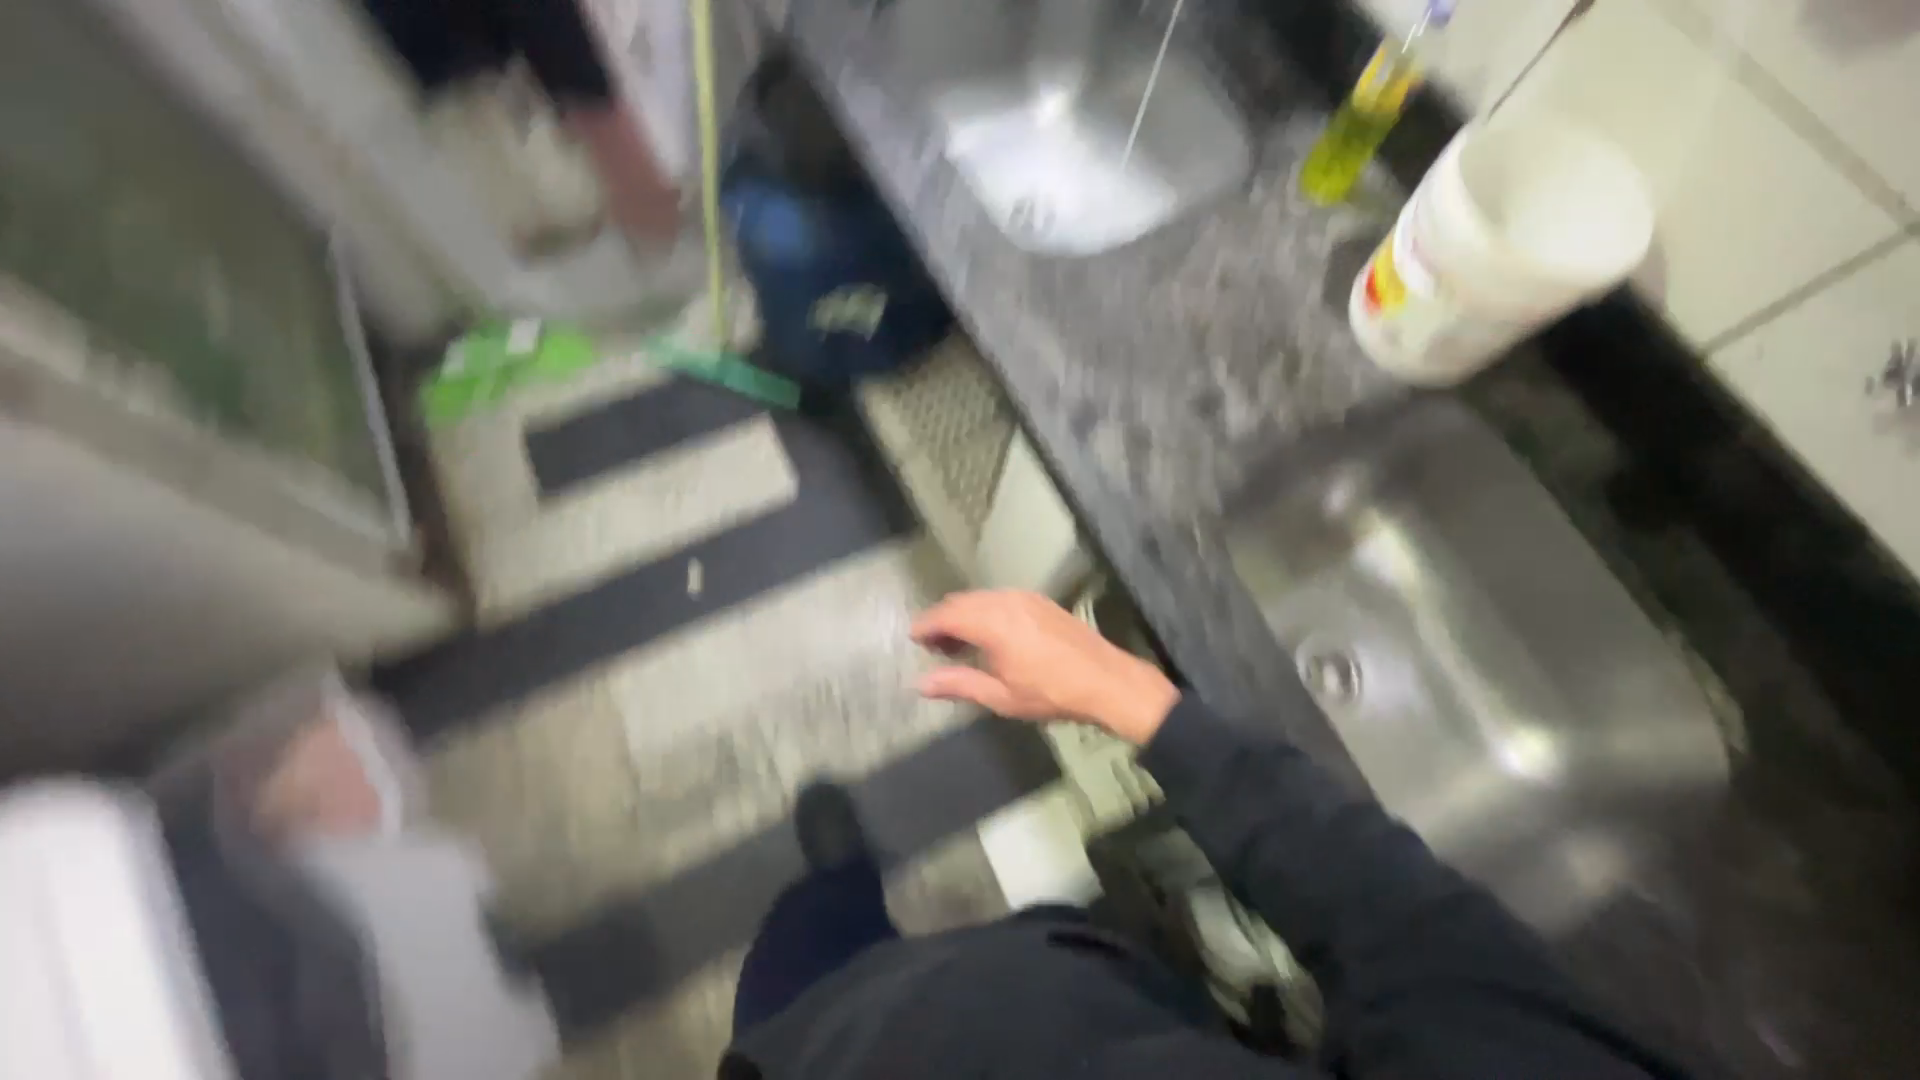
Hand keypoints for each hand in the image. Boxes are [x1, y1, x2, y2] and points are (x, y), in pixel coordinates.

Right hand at [911, 590, 1180, 744]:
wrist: (1106, 681)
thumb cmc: (1051, 693)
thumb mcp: (1000, 696)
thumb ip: (958, 685)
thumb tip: (921, 684)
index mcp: (993, 622)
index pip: (946, 614)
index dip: (926, 624)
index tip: (913, 638)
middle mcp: (1006, 601)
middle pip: (962, 601)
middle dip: (943, 619)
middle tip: (934, 647)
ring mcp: (1026, 598)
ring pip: (982, 598)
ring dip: (964, 615)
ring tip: (960, 645)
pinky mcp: (1040, 602)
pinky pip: (1001, 599)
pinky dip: (985, 611)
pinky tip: (989, 636)